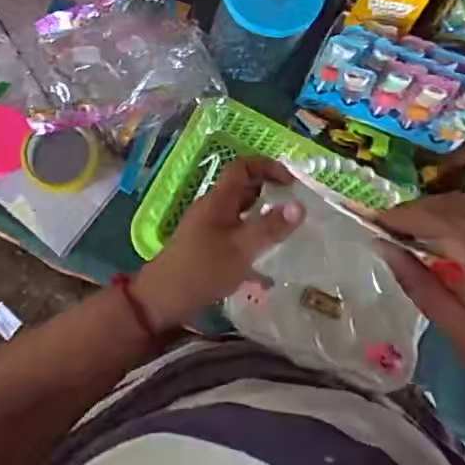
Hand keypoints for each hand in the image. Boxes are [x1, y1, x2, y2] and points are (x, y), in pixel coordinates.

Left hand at [136, 157, 302, 330]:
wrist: (163, 298)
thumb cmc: (203, 268)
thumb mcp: (242, 248)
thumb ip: (271, 227)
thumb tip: (300, 205)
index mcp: (218, 199)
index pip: (242, 168)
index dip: (267, 167)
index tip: (291, 182)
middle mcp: (211, 207)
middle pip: (242, 188)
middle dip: (268, 192)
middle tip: (294, 206)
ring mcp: (206, 226)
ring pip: (239, 212)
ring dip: (261, 216)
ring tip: (286, 231)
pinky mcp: (205, 246)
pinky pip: (234, 232)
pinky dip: (251, 238)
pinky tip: (266, 262)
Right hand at [378, 194, 464, 419]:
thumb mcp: (454, 328)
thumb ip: (417, 281)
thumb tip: (382, 246)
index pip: (445, 224)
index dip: (407, 217)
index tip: (376, 220)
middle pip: (464, 208)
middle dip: (423, 209)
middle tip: (391, 222)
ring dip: (445, 211)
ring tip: (414, 226)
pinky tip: (449, 236)